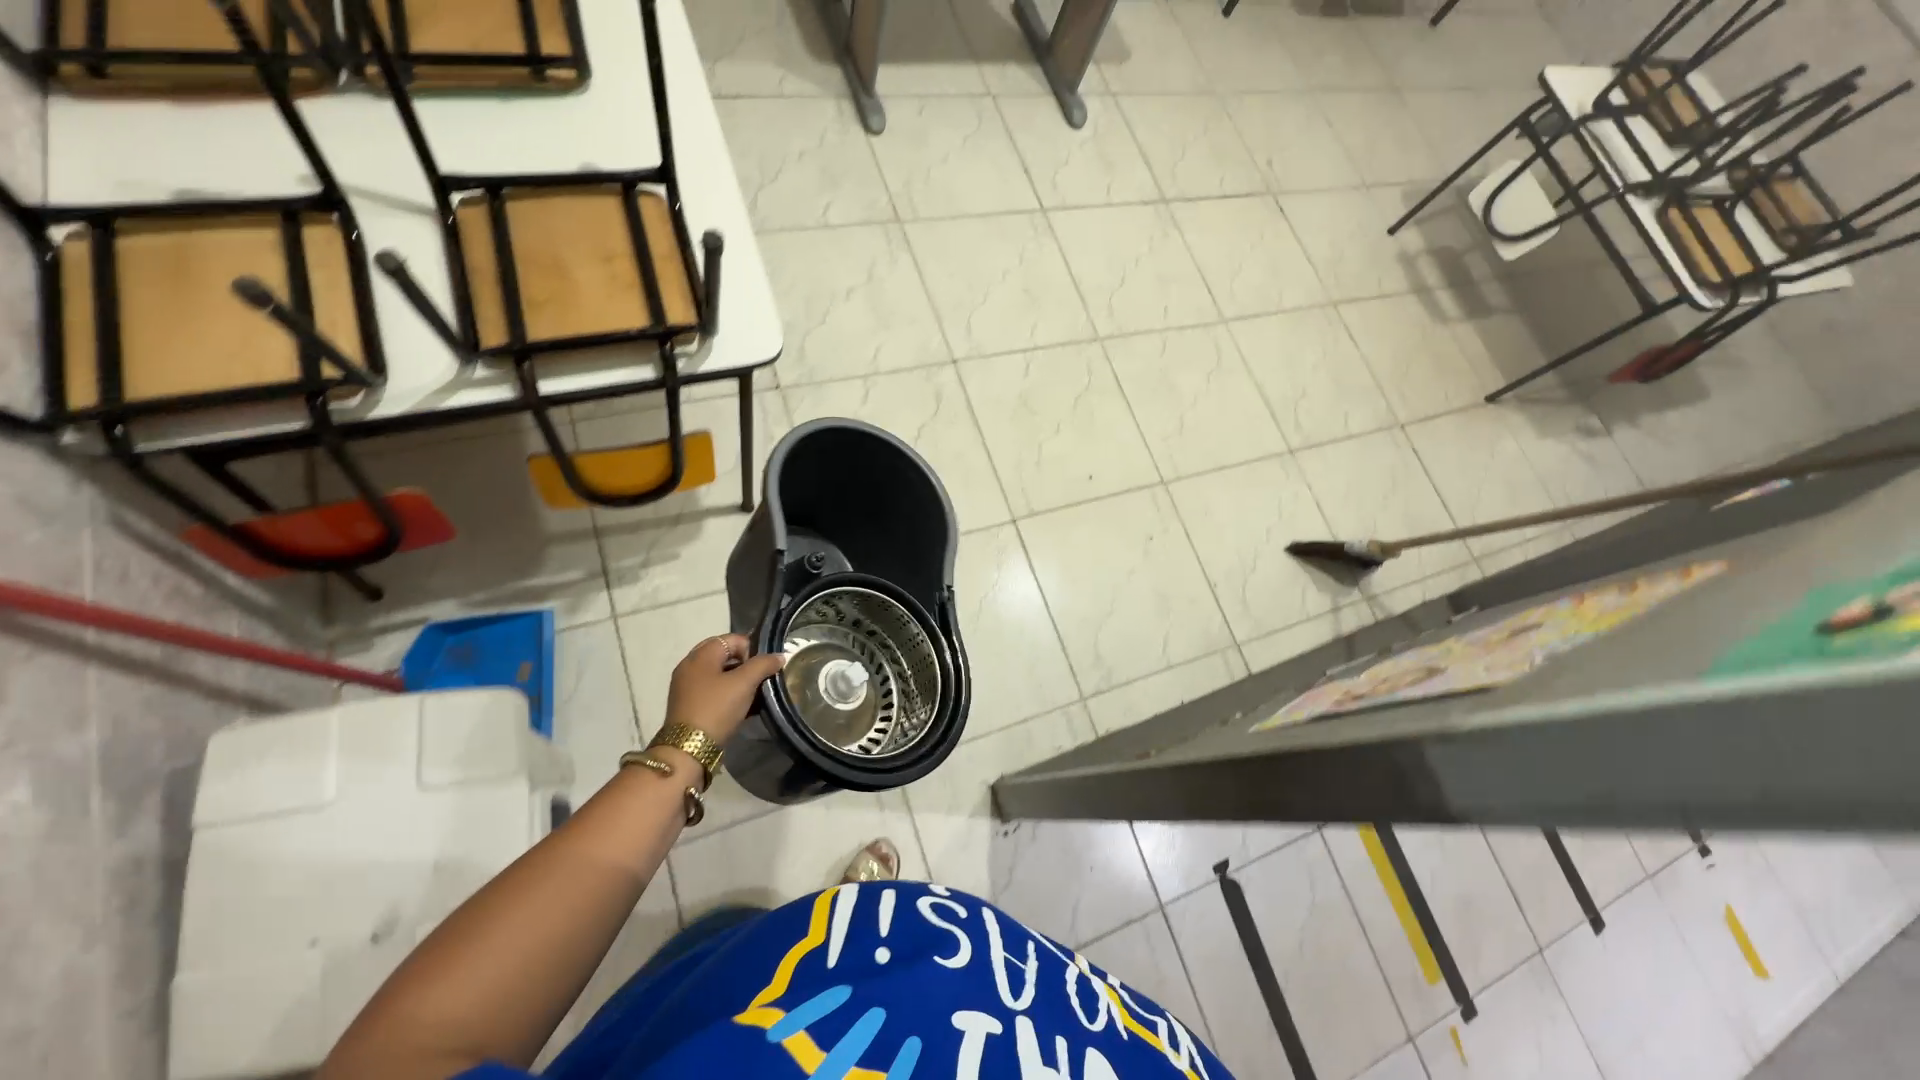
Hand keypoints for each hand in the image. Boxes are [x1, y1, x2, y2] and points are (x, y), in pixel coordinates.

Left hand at [663, 634, 786, 744]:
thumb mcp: (744, 684)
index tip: (764, 667)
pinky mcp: (688, 705)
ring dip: (738, 682)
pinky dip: (728, 695)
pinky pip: (713, 692)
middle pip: (725, 656)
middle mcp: (690, 666)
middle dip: (746, 665)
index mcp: (700, 655)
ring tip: (755, 696)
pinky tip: (742, 709)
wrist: (688, 749)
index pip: (732, 639)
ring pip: (719, 675)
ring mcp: (687, 687)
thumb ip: (763, 665)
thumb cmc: (716, 708)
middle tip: (761, 680)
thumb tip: (779, 656)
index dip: (752, 649)